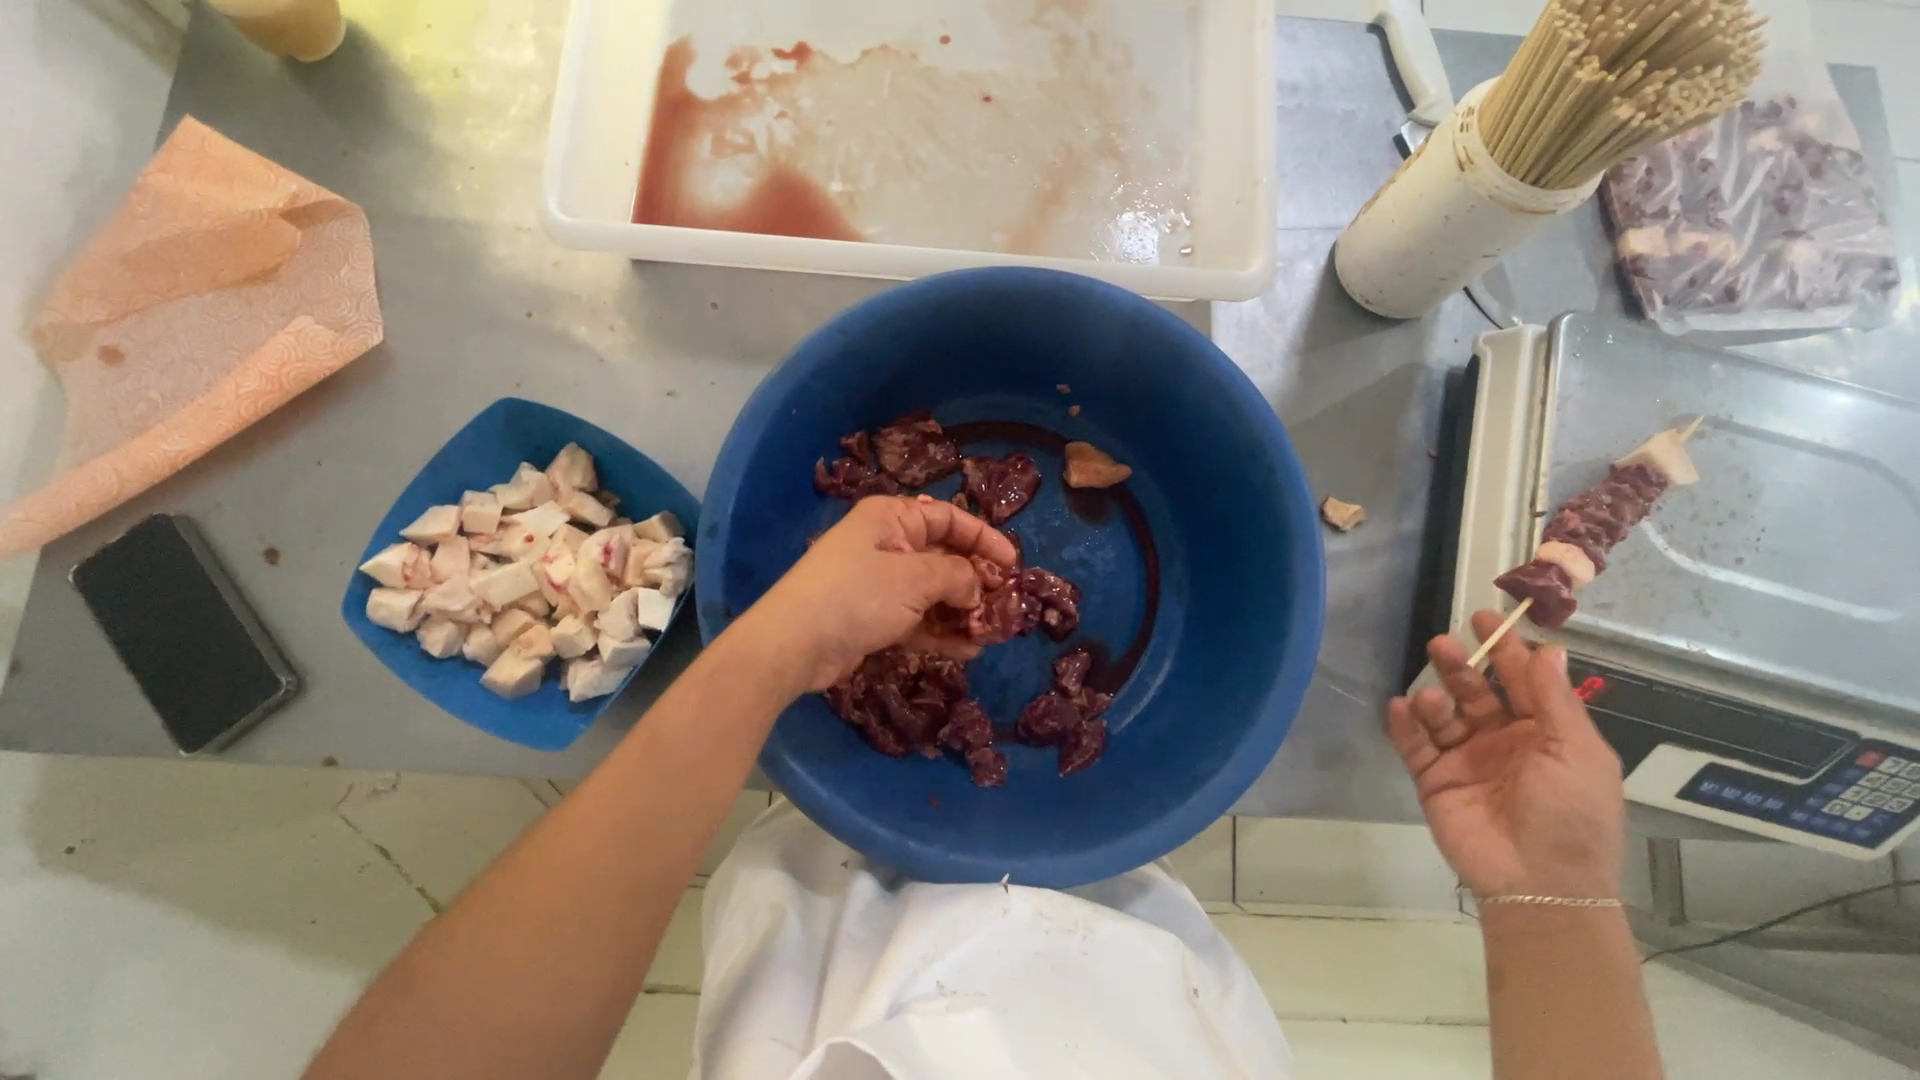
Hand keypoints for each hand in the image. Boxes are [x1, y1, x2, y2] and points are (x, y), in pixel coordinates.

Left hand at [734, 495, 1018, 693]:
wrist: (794, 645)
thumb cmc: (857, 595)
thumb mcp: (915, 578)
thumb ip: (957, 577)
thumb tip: (977, 587)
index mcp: (892, 519)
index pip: (949, 519)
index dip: (983, 538)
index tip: (1012, 564)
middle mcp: (887, 544)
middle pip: (944, 557)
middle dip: (976, 581)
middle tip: (1006, 604)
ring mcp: (880, 584)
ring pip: (933, 593)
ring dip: (962, 612)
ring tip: (992, 633)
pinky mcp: (874, 618)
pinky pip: (918, 620)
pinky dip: (941, 633)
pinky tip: (968, 650)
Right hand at [1387, 611, 1626, 899]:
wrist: (1538, 881)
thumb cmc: (1571, 815)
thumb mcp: (1577, 754)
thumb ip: (1554, 701)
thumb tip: (1548, 650)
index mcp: (1545, 734)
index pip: (1523, 682)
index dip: (1506, 650)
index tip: (1486, 619)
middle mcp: (1502, 740)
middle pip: (1477, 692)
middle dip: (1461, 666)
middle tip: (1444, 644)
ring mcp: (1465, 759)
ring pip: (1443, 715)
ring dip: (1436, 697)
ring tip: (1431, 697)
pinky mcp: (1433, 779)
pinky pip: (1415, 744)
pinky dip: (1405, 724)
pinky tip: (1403, 707)